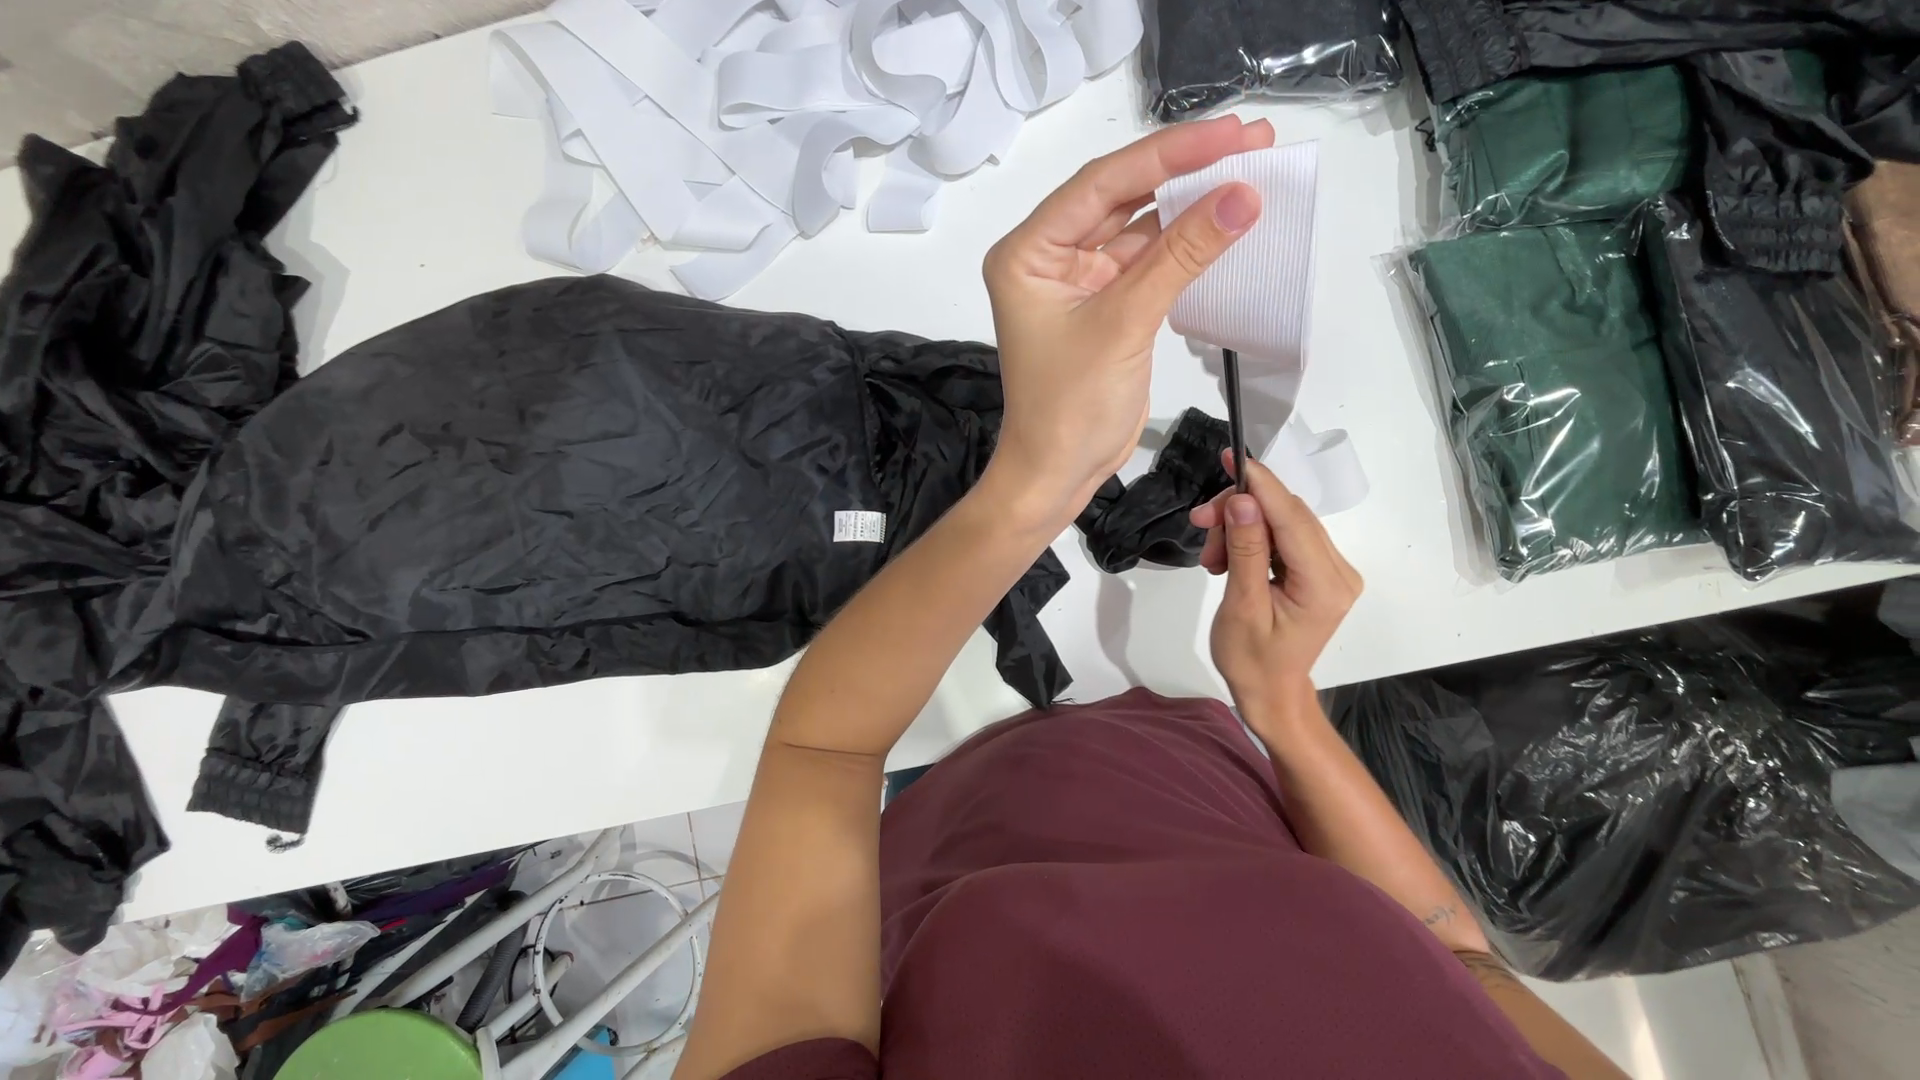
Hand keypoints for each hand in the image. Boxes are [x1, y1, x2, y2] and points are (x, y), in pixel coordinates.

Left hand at [981, 116, 1272, 523]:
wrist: (1059, 471)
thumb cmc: (1070, 407)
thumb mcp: (1124, 324)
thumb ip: (1182, 256)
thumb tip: (1243, 196)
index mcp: (1028, 253)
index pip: (1102, 184)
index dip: (1169, 154)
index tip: (1229, 133)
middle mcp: (1049, 256)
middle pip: (1122, 196)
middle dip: (1186, 168)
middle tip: (1253, 139)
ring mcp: (1080, 279)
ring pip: (1141, 226)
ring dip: (1192, 203)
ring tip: (1252, 168)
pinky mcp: (1107, 303)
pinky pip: (1150, 260)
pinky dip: (1187, 244)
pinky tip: (1226, 218)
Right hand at [1193, 453, 1362, 730]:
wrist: (1269, 693)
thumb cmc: (1251, 660)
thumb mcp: (1241, 607)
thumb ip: (1246, 551)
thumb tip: (1242, 501)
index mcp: (1325, 585)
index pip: (1293, 519)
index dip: (1261, 486)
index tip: (1231, 458)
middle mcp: (1339, 571)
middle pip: (1289, 516)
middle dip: (1240, 510)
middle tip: (1198, 522)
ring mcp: (1332, 571)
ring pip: (1283, 523)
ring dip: (1241, 527)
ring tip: (1211, 557)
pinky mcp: (1319, 572)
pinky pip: (1284, 538)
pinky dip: (1251, 540)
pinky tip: (1227, 557)